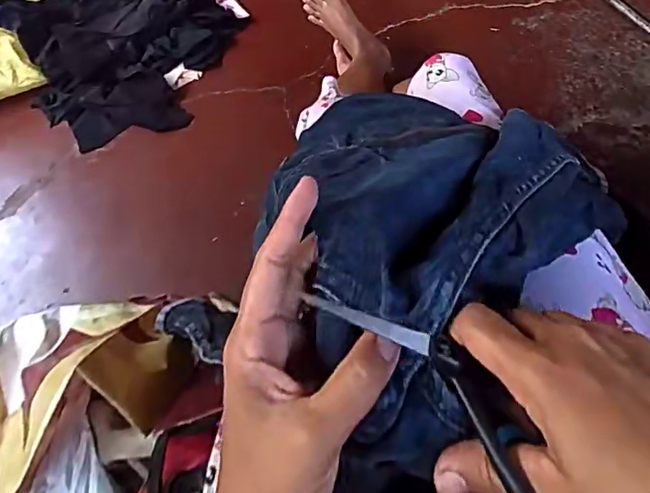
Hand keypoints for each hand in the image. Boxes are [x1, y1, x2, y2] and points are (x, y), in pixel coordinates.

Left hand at [217, 177, 400, 492]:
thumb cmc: (270, 480)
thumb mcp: (312, 433)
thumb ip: (354, 382)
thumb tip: (394, 330)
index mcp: (254, 342)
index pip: (271, 269)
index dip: (289, 224)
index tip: (311, 187)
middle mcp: (269, 337)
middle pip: (291, 272)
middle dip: (315, 233)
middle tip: (352, 199)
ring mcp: (291, 352)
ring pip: (314, 294)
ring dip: (336, 263)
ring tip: (368, 228)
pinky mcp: (312, 369)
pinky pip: (333, 320)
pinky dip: (352, 297)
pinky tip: (376, 282)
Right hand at [433, 305, 649, 492]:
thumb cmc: (624, 489)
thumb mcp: (553, 488)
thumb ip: (493, 470)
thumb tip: (443, 466)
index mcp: (541, 372)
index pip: (481, 323)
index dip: (460, 331)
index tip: (454, 352)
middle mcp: (571, 338)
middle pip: (517, 316)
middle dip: (502, 339)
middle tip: (498, 384)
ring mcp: (607, 334)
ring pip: (555, 319)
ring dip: (540, 341)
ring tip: (544, 386)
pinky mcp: (637, 341)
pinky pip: (592, 328)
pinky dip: (577, 344)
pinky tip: (590, 384)